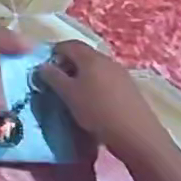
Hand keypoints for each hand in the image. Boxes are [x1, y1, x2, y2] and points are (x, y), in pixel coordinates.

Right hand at [38, 41, 174, 161]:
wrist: (137, 136)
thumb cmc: (97, 111)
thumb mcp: (68, 95)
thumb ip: (53, 77)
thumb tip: (43, 65)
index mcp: (90, 57)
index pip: (68, 44)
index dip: (53, 52)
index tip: (44, 68)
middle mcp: (107, 60)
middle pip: (83, 55)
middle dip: (67, 65)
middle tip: (56, 82)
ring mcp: (121, 74)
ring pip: (95, 68)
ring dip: (81, 77)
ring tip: (73, 94)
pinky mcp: (130, 89)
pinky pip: (106, 80)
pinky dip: (95, 85)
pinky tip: (92, 103)